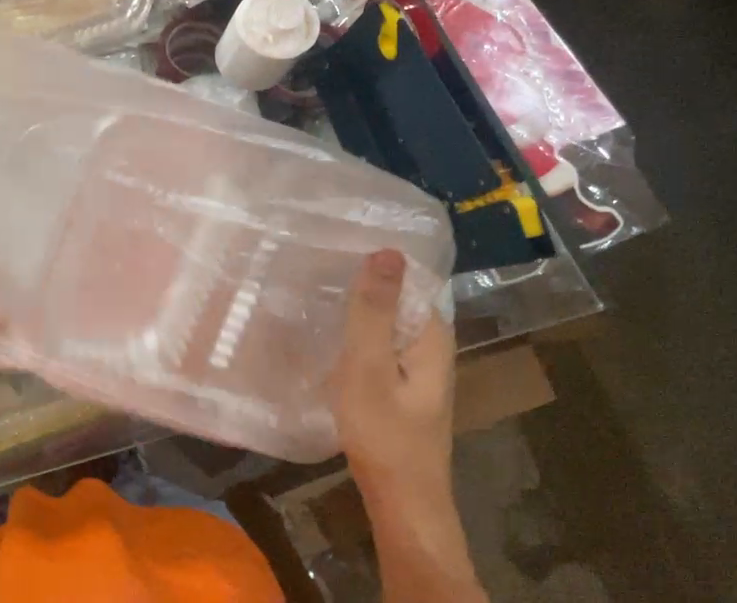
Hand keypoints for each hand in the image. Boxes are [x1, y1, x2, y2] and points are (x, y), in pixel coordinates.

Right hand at [330, 249, 455, 502]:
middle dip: (359, 278)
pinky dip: (350, 331)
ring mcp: (413, 368)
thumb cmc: (384, 431)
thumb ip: (373, 311)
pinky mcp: (396, 385)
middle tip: (309, 257)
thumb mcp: (369, 367)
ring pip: (382, 321)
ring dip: (351, 306)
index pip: (410, 279)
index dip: (377, 257)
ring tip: (306, 285)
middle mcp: (428, 346)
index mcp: (431, 337)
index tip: (335, 237)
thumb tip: (387, 251)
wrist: (400, 499)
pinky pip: (373, 343)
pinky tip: (319, 330)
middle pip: (395, 298)